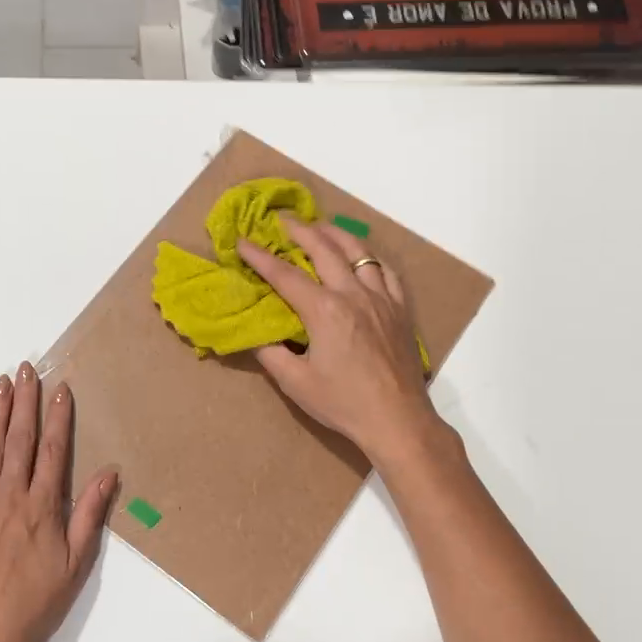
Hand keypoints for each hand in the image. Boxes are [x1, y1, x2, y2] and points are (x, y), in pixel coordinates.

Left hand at [0, 363, 118, 641]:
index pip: (52, 450)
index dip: (57, 417)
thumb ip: (90, 514)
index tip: (60, 388)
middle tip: (27, 368)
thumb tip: (109, 472)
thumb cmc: (38, 600)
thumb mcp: (76, 562)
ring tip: (1, 382)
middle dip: (24, 401)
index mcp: (42, 506)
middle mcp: (10, 495)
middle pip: (19, 439)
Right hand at [237, 221, 448, 473]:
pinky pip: (387, 272)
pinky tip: (362, 259)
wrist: (397, 420)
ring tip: (321, 227)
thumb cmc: (343, 403)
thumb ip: (271, 353)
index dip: (260, 257)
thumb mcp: (295, 383)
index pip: (285, 275)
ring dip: (336, 235)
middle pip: (325, 250)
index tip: (241, 241)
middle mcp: (354, 295)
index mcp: (325, 311)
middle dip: (300, 231)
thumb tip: (256, 333)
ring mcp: (382, 300)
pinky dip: (370, 259)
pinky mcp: (400, 311)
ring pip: (360, 253)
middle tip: (282, 221)